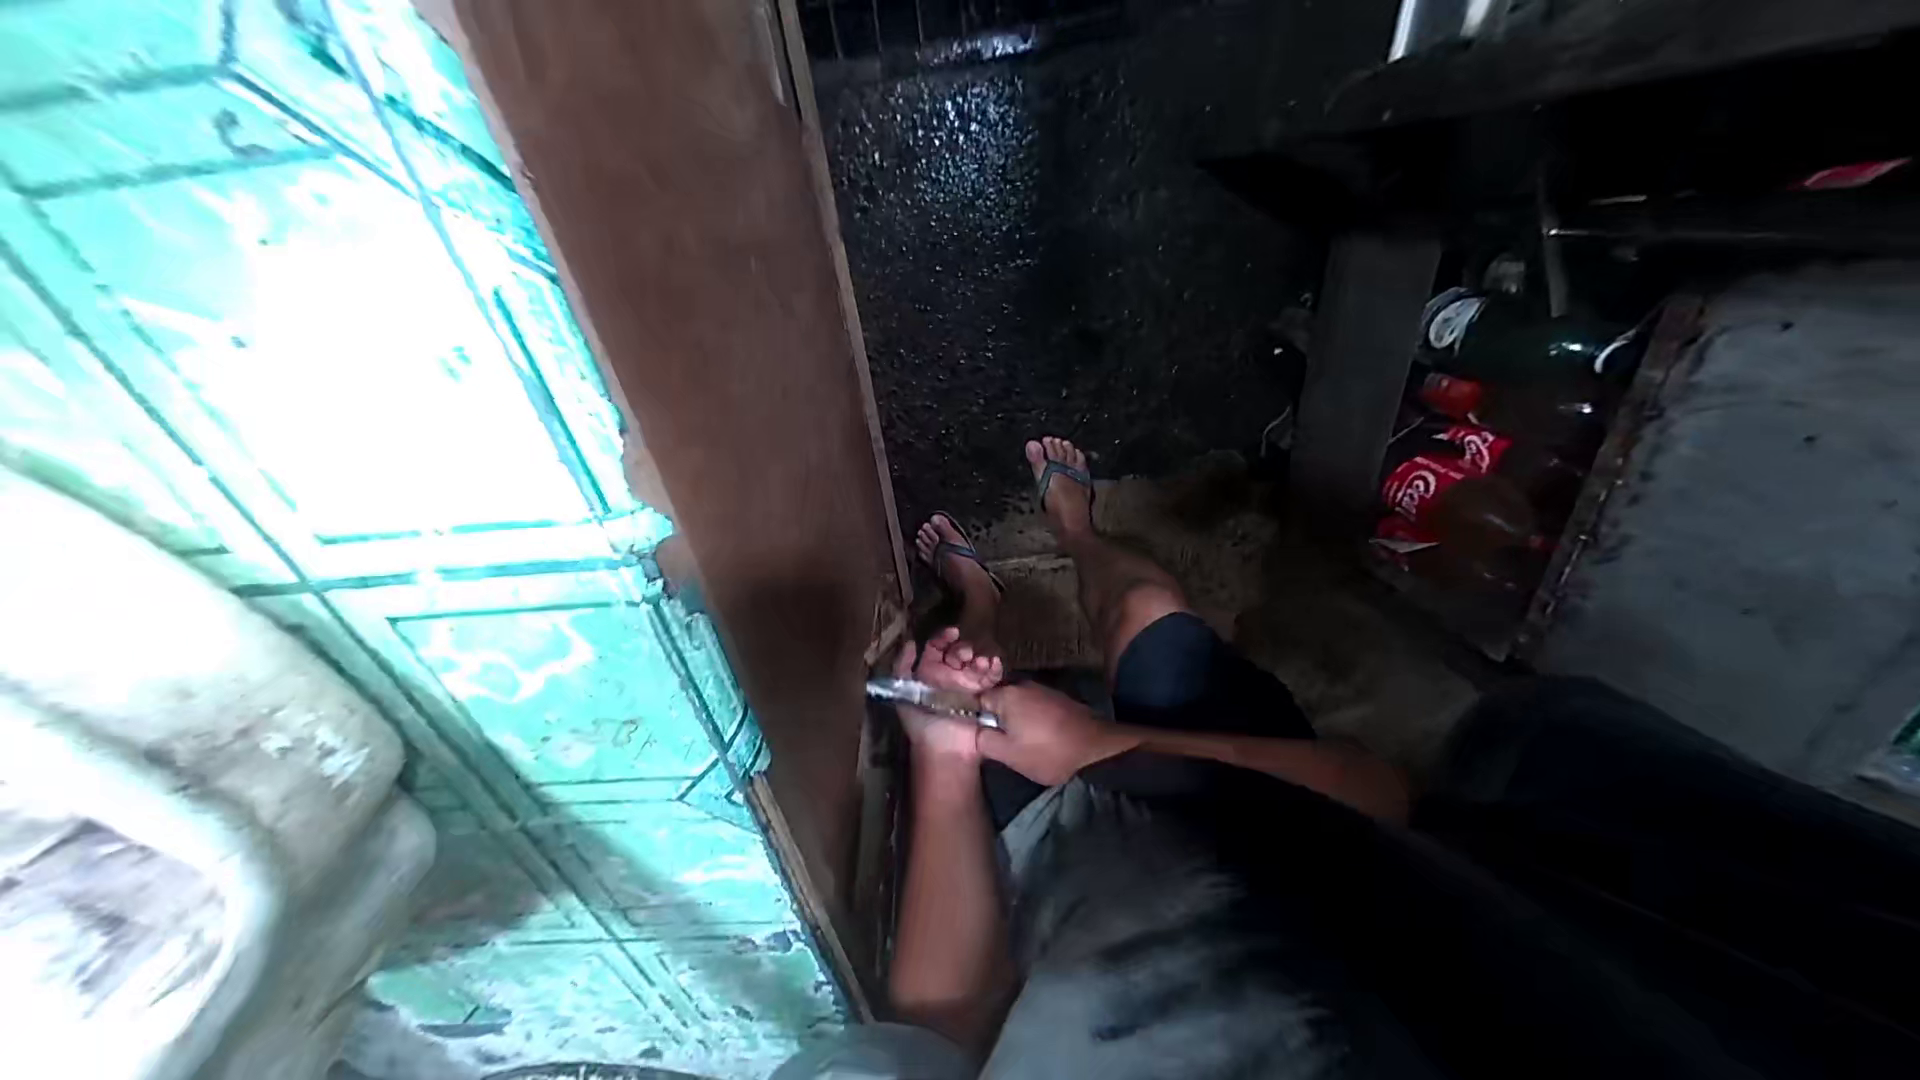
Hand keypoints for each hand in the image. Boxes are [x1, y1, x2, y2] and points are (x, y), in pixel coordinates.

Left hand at [891, 627, 1003, 764]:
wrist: (944, 749)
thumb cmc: (921, 723)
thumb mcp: (902, 693)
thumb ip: (903, 666)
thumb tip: (910, 642)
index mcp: (930, 672)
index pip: (938, 647)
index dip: (944, 637)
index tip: (952, 633)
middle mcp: (950, 676)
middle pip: (959, 652)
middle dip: (963, 648)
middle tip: (965, 654)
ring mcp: (969, 684)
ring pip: (976, 662)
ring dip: (980, 658)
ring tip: (979, 663)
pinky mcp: (985, 695)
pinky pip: (992, 677)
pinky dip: (994, 668)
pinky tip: (993, 665)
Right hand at [978, 682, 1136, 785]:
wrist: (1096, 748)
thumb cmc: (1048, 752)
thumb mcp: (1009, 754)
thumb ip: (984, 740)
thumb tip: (974, 731)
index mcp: (1008, 694)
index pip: (978, 699)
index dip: (976, 717)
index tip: (981, 734)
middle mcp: (1024, 685)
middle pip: (999, 700)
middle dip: (997, 719)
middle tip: (1001, 742)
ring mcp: (1043, 690)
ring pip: (1017, 703)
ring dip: (1015, 720)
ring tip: (1021, 742)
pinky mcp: (1058, 698)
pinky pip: (1034, 706)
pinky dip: (1031, 719)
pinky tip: (1038, 736)